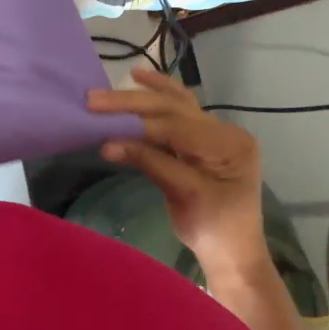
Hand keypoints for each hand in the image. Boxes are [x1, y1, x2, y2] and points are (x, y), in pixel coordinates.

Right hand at [87, 67, 268, 278]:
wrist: (234, 253)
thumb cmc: (214, 228)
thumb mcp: (185, 196)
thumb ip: (150, 163)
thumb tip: (108, 143)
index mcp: (228, 144)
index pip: (176, 126)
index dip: (137, 125)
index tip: (100, 127)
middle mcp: (225, 132)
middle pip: (174, 109)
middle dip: (133, 102)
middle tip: (94, 99)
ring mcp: (217, 134)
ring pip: (177, 103)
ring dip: (147, 92)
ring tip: (123, 76)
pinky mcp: (204, 139)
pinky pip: (180, 111)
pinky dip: (161, 95)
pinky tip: (142, 79)